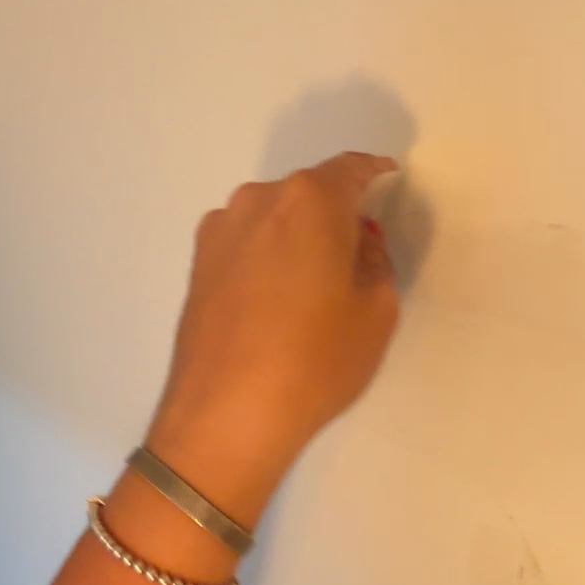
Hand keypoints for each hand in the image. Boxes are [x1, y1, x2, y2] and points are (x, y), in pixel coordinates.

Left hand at [146, 151, 400, 525]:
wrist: (227, 415)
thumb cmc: (315, 361)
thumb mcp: (376, 313)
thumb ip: (376, 262)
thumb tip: (357, 243)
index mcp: (309, 201)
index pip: (351, 170)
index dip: (374, 174)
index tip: (387, 181)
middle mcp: (258, 200)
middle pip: (308, 194)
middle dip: (335, 215)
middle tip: (354, 255)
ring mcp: (219, 231)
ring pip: (273, 219)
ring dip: (297, 238)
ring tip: (310, 286)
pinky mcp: (197, 265)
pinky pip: (246, 245)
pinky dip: (266, 258)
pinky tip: (274, 301)